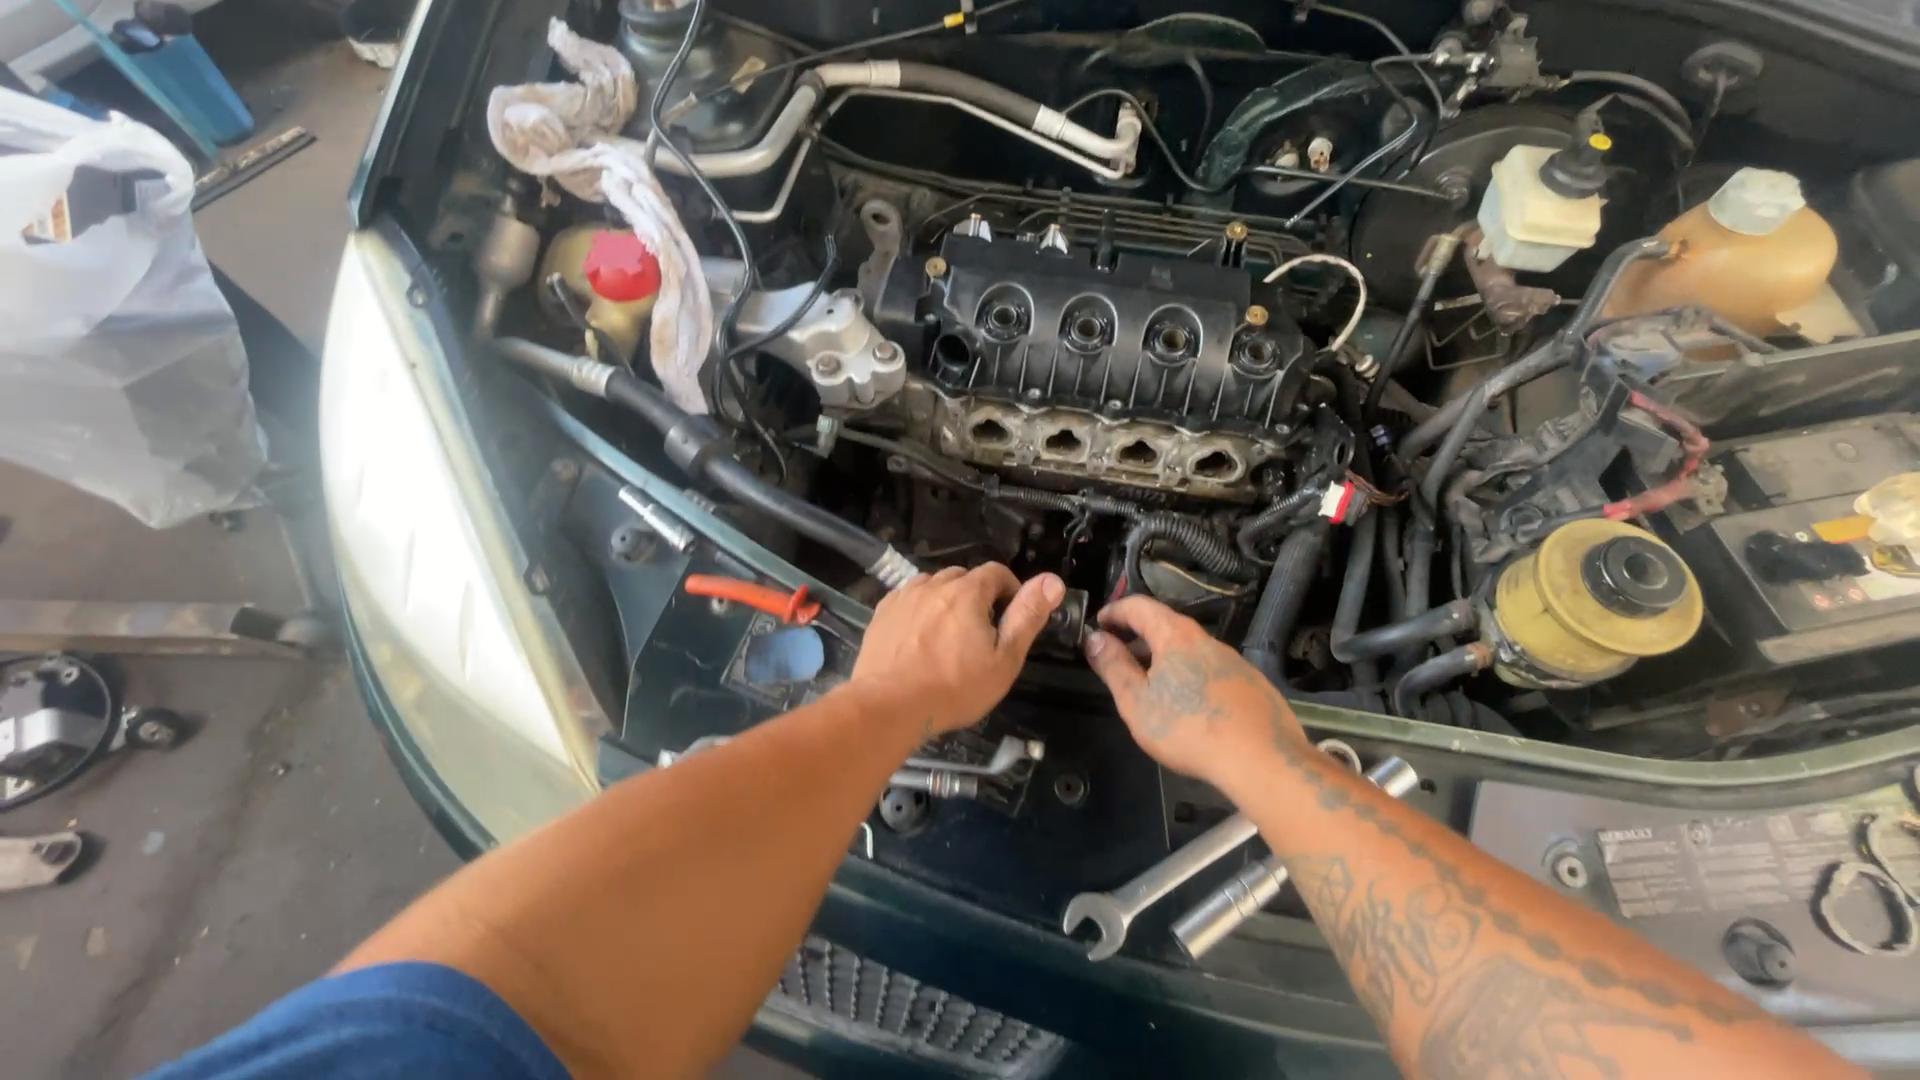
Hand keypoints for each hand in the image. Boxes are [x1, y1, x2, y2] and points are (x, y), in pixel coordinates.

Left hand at [851, 564, 1064, 738]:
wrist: (890, 707)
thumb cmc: (955, 687)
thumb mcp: (1004, 659)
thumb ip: (1028, 617)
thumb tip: (1052, 580)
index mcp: (967, 592)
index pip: (996, 571)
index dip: (1010, 589)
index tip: (1012, 615)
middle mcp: (933, 585)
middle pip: (963, 577)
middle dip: (977, 596)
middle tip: (981, 632)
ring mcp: (903, 598)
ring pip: (933, 586)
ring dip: (946, 600)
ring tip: (949, 635)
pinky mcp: (882, 614)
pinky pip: (908, 600)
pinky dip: (920, 610)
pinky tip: (920, 638)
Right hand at [1082, 596, 1309, 790]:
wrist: (1262, 760)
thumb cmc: (1188, 729)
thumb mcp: (1137, 702)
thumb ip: (1113, 667)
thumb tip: (1095, 638)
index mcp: (1175, 635)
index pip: (1138, 605)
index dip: (1114, 611)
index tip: (1098, 624)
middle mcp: (1206, 639)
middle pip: (1166, 625)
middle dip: (1138, 636)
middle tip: (1119, 657)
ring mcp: (1233, 660)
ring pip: (1190, 649)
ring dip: (1165, 658)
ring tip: (1151, 684)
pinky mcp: (1251, 683)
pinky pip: (1211, 669)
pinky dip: (1190, 675)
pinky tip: (1190, 705)